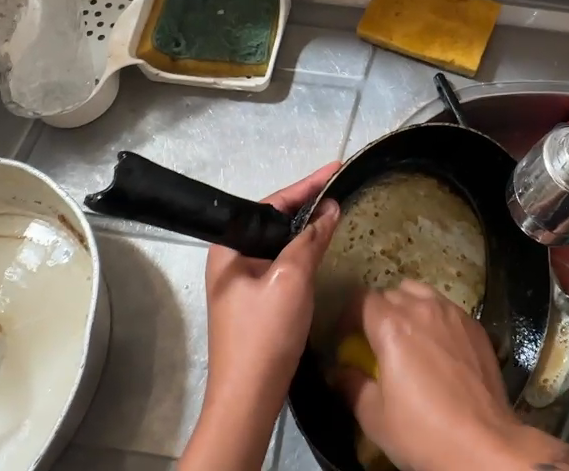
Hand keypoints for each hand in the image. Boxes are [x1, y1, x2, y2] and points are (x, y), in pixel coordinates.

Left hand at [182, 164, 341, 470]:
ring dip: (307, 228)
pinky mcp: (256, 301)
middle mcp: (231, 260)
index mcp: (229, 249)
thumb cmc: (265, 333)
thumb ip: (310, 239)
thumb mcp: (292, 278)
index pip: (271, 204)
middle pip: (274, 221)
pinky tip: (323, 248)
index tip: (335, 168)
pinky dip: (304, 251)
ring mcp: (243, 282)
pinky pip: (283, 263)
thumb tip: (330, 209)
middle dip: (307, 204)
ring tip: (336, 210)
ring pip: (280, 243)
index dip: (306, 185)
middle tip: (339, 187)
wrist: (249, 399)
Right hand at [334, 281, 568, 470]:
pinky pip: (447, 307)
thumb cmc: (422, 431)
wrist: (481, 441)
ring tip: (408, 336)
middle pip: (392, 293)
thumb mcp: (374, 417)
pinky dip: (434, 316)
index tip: (348, 338)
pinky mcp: (474, 324)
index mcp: (393, 326)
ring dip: (408, 306)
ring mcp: (453, 313)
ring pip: (421, 292)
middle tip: (376, 342)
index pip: (362, 300)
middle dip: (378, 312)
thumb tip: (339, 372)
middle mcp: (423, 309)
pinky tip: (438, 345)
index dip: (350, 316)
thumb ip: (352, 385)